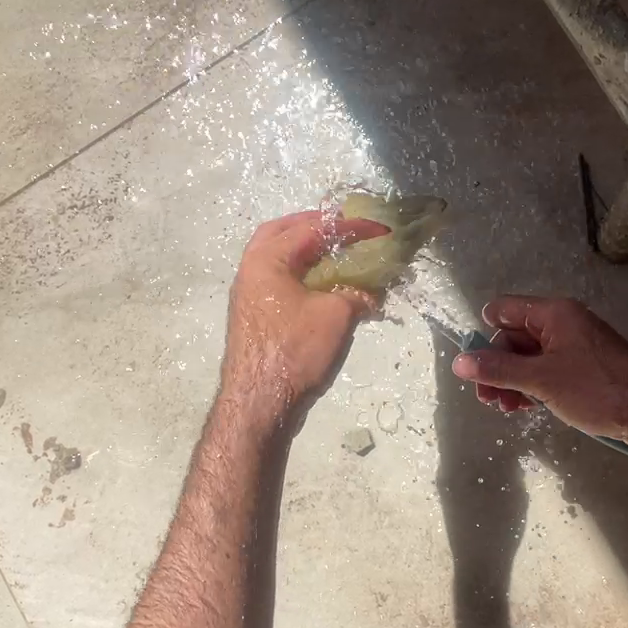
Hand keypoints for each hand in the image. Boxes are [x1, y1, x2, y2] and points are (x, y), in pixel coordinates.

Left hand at [221, 211, 385, 415]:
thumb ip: (356, 294)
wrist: (260, 401)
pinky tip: (324, 286)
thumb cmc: (295, 350)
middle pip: (281, 232)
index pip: (311, 229)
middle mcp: (251, 270)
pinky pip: (279, 280)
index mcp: (267, 259)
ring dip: (306, 250)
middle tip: (344, 227)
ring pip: (278, 257)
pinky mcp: (255, 316)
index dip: (348, 226)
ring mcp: (249, 294)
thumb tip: (370, 292)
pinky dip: (302, 273)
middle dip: (314, 225)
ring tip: (337, 254)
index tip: (378, 229)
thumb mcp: (337, 316)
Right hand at [451, 296, 627, 442]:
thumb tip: (459, 361)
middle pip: (515, 336)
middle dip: (497, 366)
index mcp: (554, 313)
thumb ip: (498, 370)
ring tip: (504, 408)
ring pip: (530, 357)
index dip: (485, 335)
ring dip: (512, 380)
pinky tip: (525, 407)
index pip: (504, 310)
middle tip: (487, 399)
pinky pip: (547, 369)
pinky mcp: (583, 366)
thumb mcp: (541, 380)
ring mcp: (575, 344)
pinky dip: (532, 385)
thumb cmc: (595, 389)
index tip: (476, 367)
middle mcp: (563, 322)